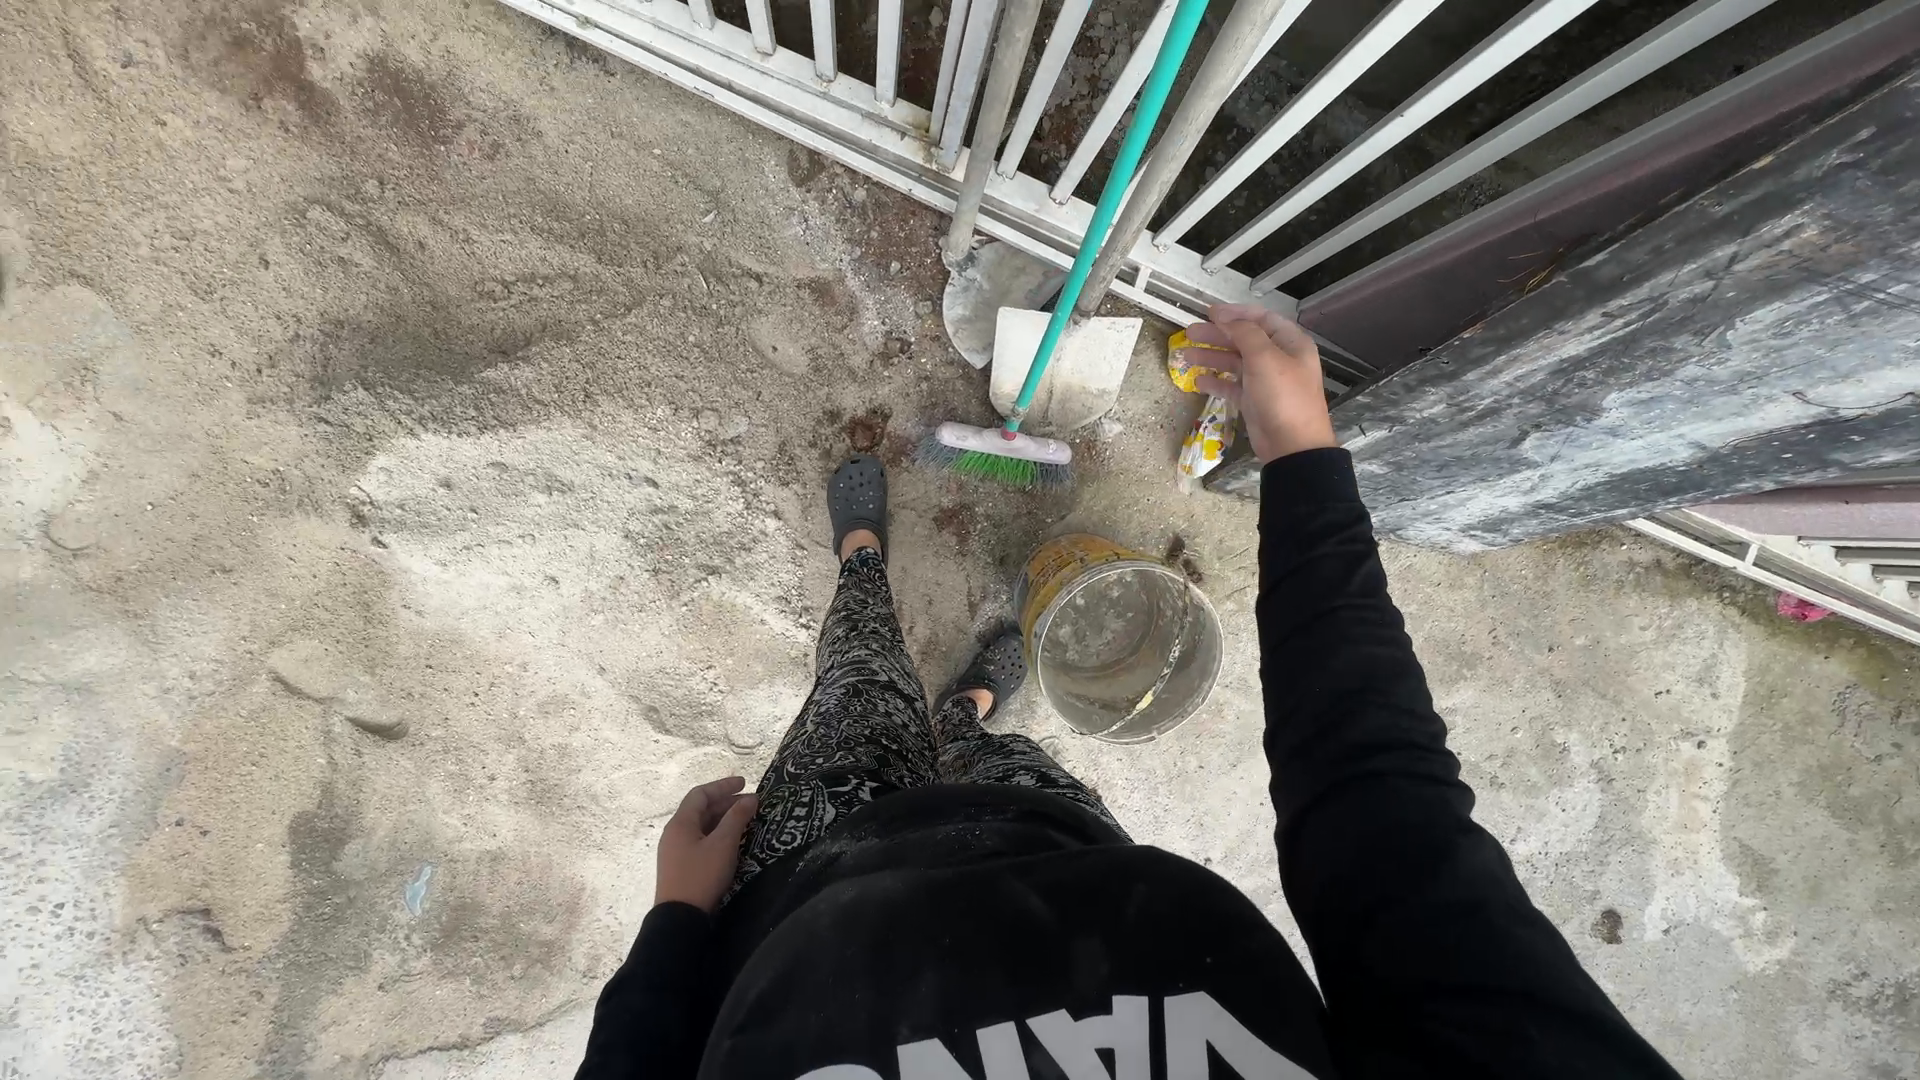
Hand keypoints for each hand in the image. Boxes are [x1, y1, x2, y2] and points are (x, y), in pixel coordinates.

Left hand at [655, 776, 759, 913]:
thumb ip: (737, 817)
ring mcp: (676, 851)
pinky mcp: (681, 866)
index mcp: (680, 823)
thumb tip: (751, 798)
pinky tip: (734, 841)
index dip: (723, 786)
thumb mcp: (724, 844)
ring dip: (724, 819)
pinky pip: (701, 840)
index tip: (745, 783)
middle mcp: (675, 833)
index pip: (701, 794)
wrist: (679, 920)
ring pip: (702, 826)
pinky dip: (718, 834)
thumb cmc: (701, 875)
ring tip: (747, 820)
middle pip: (701, 809)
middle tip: (752, 804)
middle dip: (727, 803)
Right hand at [1183, 303, 1335, 463]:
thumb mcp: (1265, 358)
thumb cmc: (1282, 396)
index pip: (1261, 319)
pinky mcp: (1253, 401)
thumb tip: (1227, 318)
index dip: (1235, 313)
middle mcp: (1278, 359)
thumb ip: (1245, 334)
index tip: (1209, 312)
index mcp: (1290, 343)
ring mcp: (1265, 381)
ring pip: (1234, 363)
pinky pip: (1232, 386)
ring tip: (1186, 355)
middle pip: (1243, 340)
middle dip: (1217, 335)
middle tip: (1190, 333)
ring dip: (1211, 358)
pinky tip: (1198, 380)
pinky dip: (1215, 382)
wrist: (1291, 444)